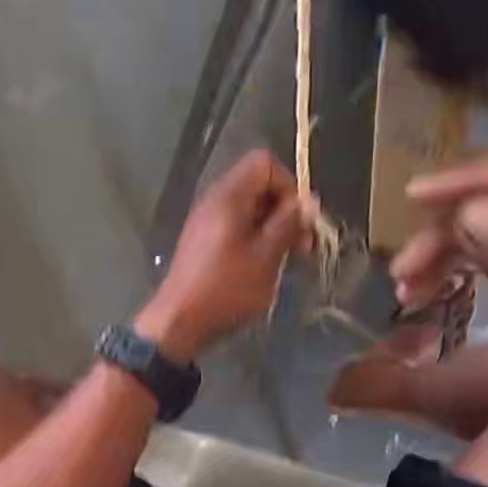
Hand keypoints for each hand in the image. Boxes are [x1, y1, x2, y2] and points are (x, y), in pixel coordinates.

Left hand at [136, 150, 306, 361]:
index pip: (265, 163)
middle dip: (285, 211)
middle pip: (258, 186)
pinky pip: (235, 230)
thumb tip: (308, 202)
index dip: (289, 186)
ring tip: (284, 261)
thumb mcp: (265, 256)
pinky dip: (254, 242)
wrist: (179, 323)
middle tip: (302, 247)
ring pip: (248, 211)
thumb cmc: (226, 289)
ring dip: (272, 230)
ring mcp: (205, 223)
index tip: (300, 221)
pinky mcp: (202, 245)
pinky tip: (261, 269)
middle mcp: (214, 201)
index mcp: (228, 196)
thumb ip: (288, 224)